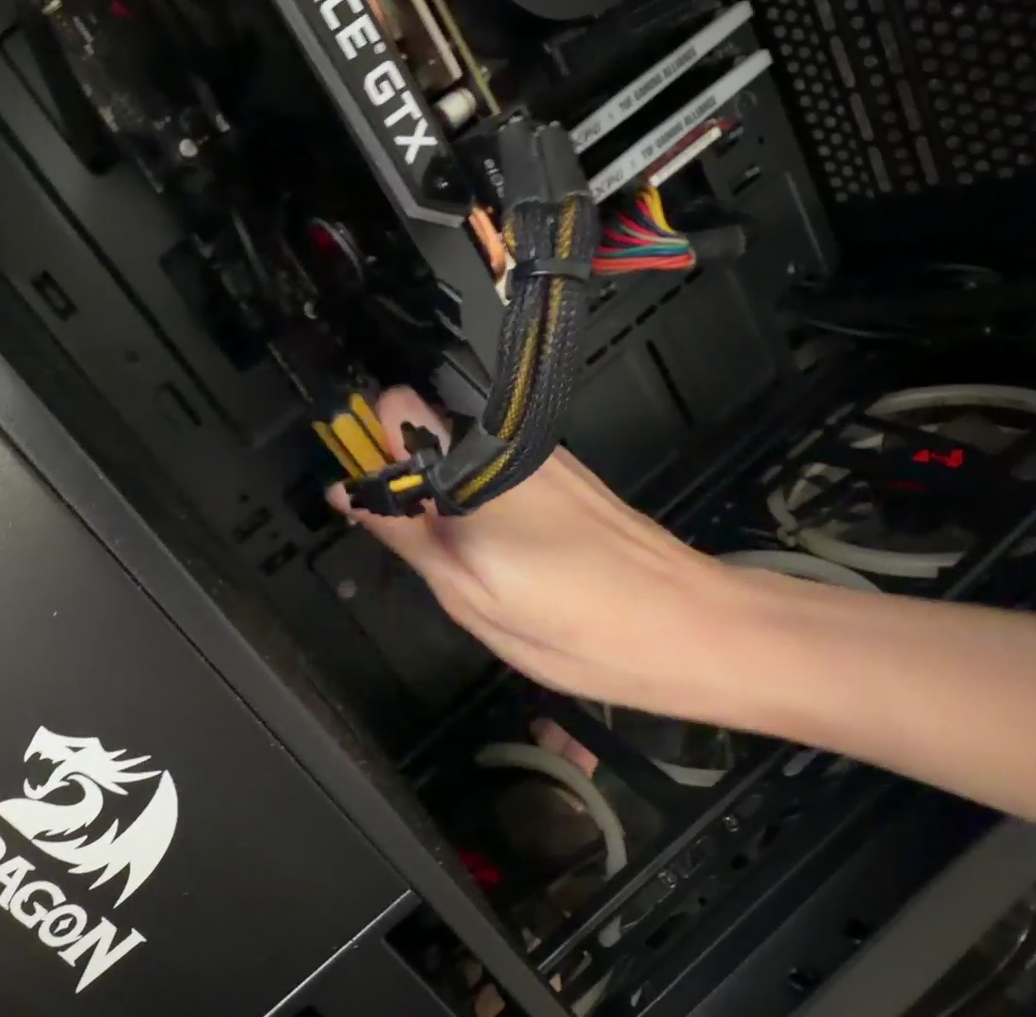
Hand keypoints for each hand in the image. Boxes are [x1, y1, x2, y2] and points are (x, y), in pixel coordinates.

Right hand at [328, 388, 765, 725]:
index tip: (375, 497)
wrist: (691, 628)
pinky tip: (513, 554)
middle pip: (425, 429)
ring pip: (461, 454)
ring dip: (448, 494)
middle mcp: (503, 444)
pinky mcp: (565, 472)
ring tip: (474, 562)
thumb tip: (344, 489)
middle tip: (429, 550)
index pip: (393, 406)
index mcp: (470, 467)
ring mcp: (539, 455)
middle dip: (409, 477)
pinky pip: (497, 471)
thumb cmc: (573, 626)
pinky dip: (485, 501)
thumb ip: (405, 533)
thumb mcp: (468, 594)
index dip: (372, 445)